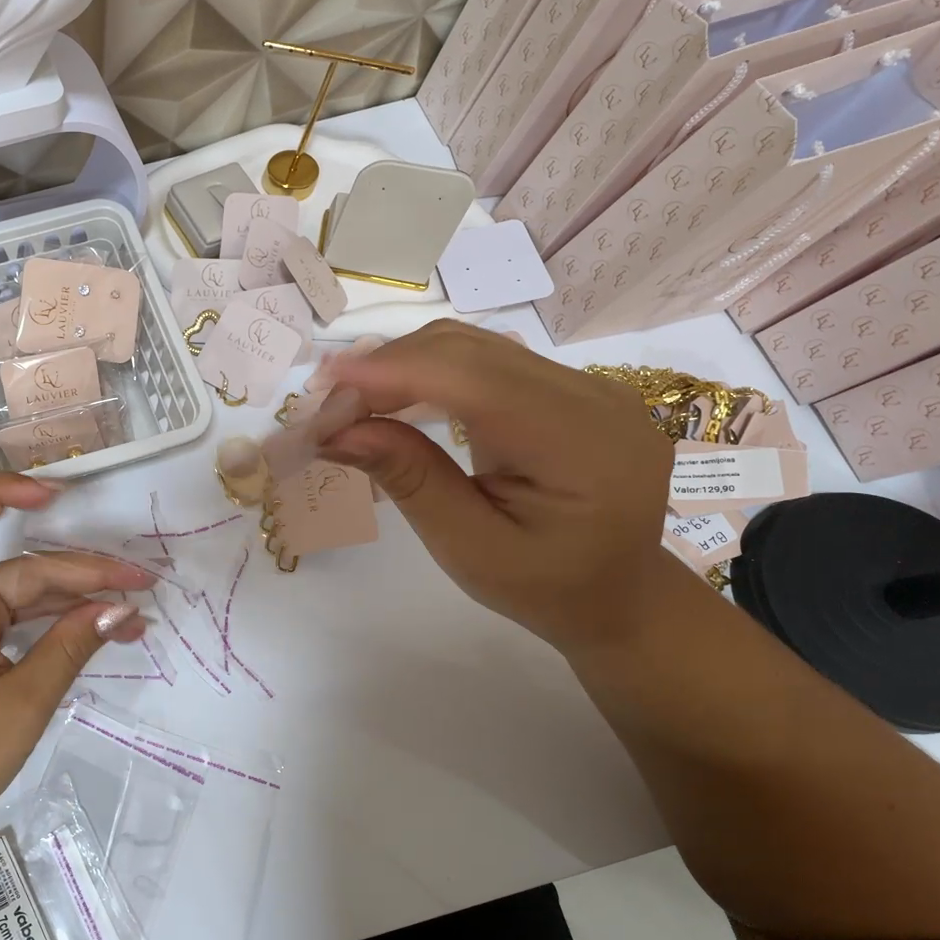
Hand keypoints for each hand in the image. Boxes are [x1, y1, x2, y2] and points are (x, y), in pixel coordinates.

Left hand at [0, 474, 153, 844]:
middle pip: (19, 569)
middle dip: (81, 571)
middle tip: (142, 580)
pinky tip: (102, 632)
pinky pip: (21, 625)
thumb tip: (120, 610)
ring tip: (135, 608)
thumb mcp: (24, 702)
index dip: (0, 494)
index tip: (53, 493)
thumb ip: (70, 648)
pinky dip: (59, 627)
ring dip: (77, 600)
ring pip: (26, 597)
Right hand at [302, 321, 677, 648]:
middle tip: (325, 411)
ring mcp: (582, 384)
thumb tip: (339, 432)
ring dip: (398, 366)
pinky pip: (481, 360)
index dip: (395, 372)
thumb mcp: (469, 548)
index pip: (476, 382)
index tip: (324, 383)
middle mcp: (592, 397)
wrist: (616, 593)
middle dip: (385, 369)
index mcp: (583, 445)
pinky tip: (389, 399)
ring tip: (348, 407)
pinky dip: (422, 372)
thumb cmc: (543, 586)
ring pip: (468, 346)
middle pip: (468, 351)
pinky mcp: (562, 385)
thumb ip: (411, 481)